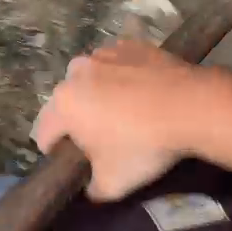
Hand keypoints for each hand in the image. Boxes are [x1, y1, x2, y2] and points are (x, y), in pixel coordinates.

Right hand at [31, 40, 208, 200]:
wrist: (188, 104)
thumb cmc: (142, 145)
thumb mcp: (111, 185)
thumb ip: (89, 187)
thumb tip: (89, 181)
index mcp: (64, 103)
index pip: (44, 133)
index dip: (56, 153)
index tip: (77, 164)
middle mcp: (77, 71)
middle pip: (67, 102)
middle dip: (79, 120)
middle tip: (105, 140)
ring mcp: (104, 52)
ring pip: (91, 78)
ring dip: (99, 94)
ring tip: (127, 113)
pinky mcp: (130, 43)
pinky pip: (116, 64)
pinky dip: (122, 76)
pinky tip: (143, 92)